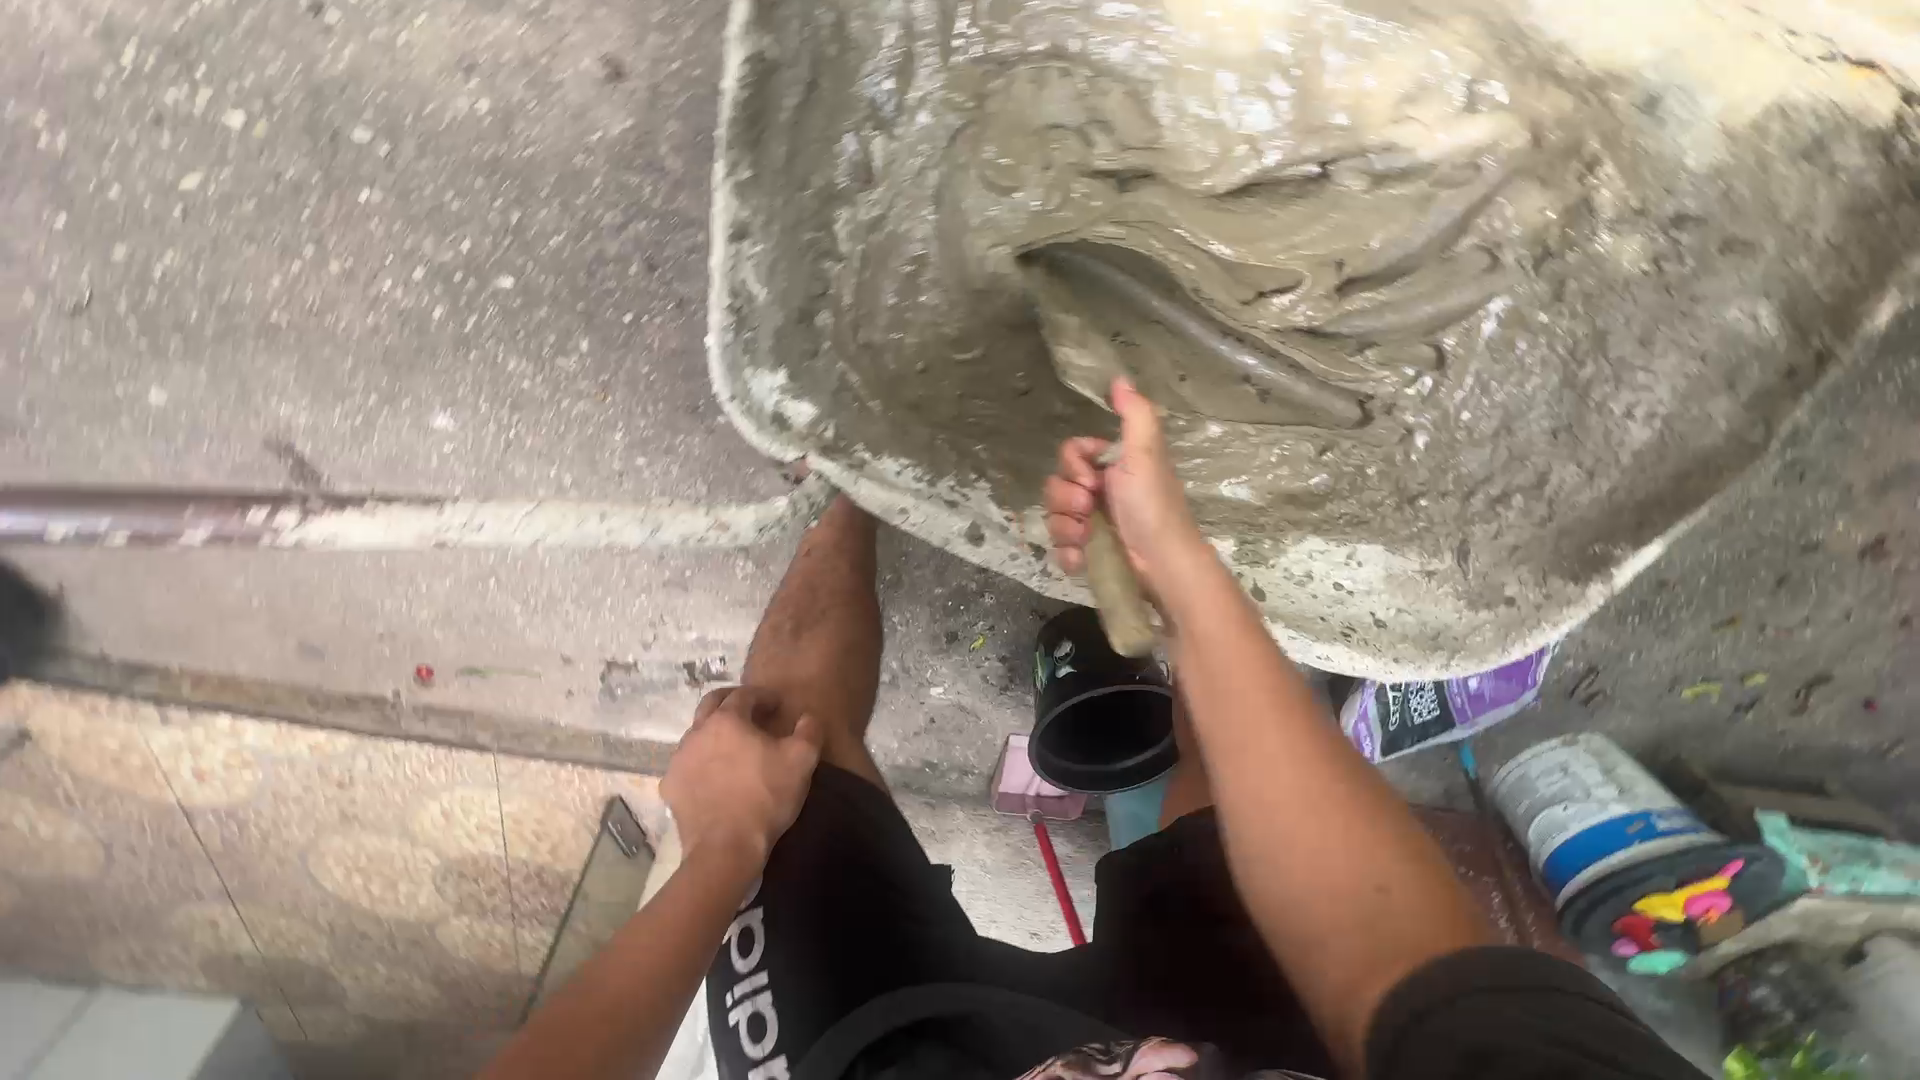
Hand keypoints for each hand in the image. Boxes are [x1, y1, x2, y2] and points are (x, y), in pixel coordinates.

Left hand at [662, 686, 822, 869]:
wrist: (726, 848)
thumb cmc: (766, 797)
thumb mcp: (802, 760)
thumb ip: (809, 730)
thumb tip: (807, 717)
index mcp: (727, 720)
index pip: (744, 694)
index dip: (763, 696)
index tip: (777, 704)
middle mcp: (697, 733)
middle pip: (711, 704)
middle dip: (731, 701)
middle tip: (750, 710)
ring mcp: (679, 760)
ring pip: (696, 734)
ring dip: (714, 731)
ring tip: (733, 745)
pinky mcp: (671, 787)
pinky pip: (687, 764)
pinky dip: (701, 761)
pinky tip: (714, 776)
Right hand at [1044, 377, 1207, 596]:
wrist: (1163, 562)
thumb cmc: (1154, 505)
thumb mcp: (1146, 453)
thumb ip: (1134, 414)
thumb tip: (1120, 379)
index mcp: (1111, 467)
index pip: (1069, 454)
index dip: (1072, 466)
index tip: (1091, 477)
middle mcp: (1098, 494)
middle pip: (1055, 486)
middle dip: (1066, 500)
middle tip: (1088, 509)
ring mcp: (1090, 526)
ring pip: (1053, 518)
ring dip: (1066, 528)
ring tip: (1088, 538)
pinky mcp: (1087, 555)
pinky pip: (1059, 549)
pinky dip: (1068, 554)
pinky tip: (1083, 558)